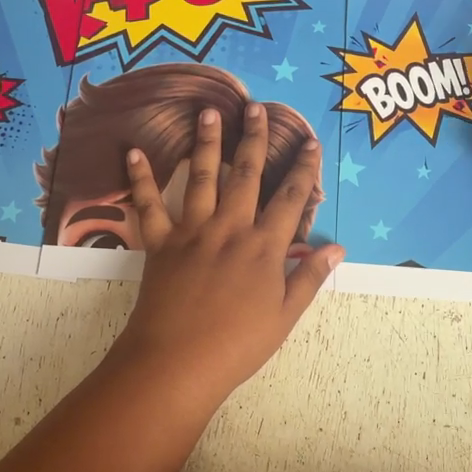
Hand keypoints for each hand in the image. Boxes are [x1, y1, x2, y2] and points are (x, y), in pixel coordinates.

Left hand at [109, 103, 343, 401]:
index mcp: (264, 247)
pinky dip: (140, 179)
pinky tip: (134, 152)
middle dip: (254, 139)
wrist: (177, 362)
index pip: (290, 199)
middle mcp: (230, 228)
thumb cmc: (237, 345)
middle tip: (255, 108)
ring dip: (206, 143)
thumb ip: (309, 277)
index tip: (309, 142)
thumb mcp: (285, 316)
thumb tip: (337, 247)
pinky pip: (149, 205)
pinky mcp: (160, 243)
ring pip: (201, 177)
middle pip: (245, 174)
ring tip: (208, 113)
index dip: (302, 169)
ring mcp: (192, 232)